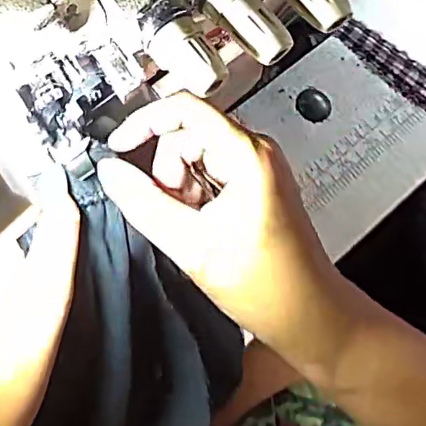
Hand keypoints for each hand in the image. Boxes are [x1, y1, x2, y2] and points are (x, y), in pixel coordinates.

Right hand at [95, 93, 350, 364]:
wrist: (312, 317)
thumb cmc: (270, 288)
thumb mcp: (192, 247)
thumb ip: (144, 204)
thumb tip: (112, 172)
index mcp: (246, 153)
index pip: (184, 107)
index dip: (144, 121)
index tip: (121, 143)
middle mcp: (255, 148)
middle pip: (186, 133)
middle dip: (167, 172)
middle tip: (172, 212)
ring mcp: (256, 162)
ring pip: (193, 152)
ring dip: (180, 186)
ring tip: (192, 226)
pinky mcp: (254, 178)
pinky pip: (208, 168)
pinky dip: (194, 193)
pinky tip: (203, 225)